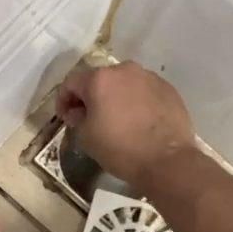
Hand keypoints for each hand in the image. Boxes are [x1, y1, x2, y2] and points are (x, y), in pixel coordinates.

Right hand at [57, 60, 196, 184]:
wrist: (167, 161)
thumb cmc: (120, 149)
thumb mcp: (86, 138)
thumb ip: (77, 119)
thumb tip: (79, 112)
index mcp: (100, 79)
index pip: (71, 81)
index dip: (64, 99)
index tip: (66, 117)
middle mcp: (125, 70)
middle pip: (100, 79)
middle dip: (91, 97)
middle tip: (90, 118)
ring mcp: (150, 77)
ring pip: (124, 83)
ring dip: (115, 97)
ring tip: (118, 120)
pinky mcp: (168, 89)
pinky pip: (145, 91)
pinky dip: (137, 102)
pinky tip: (139, 122)